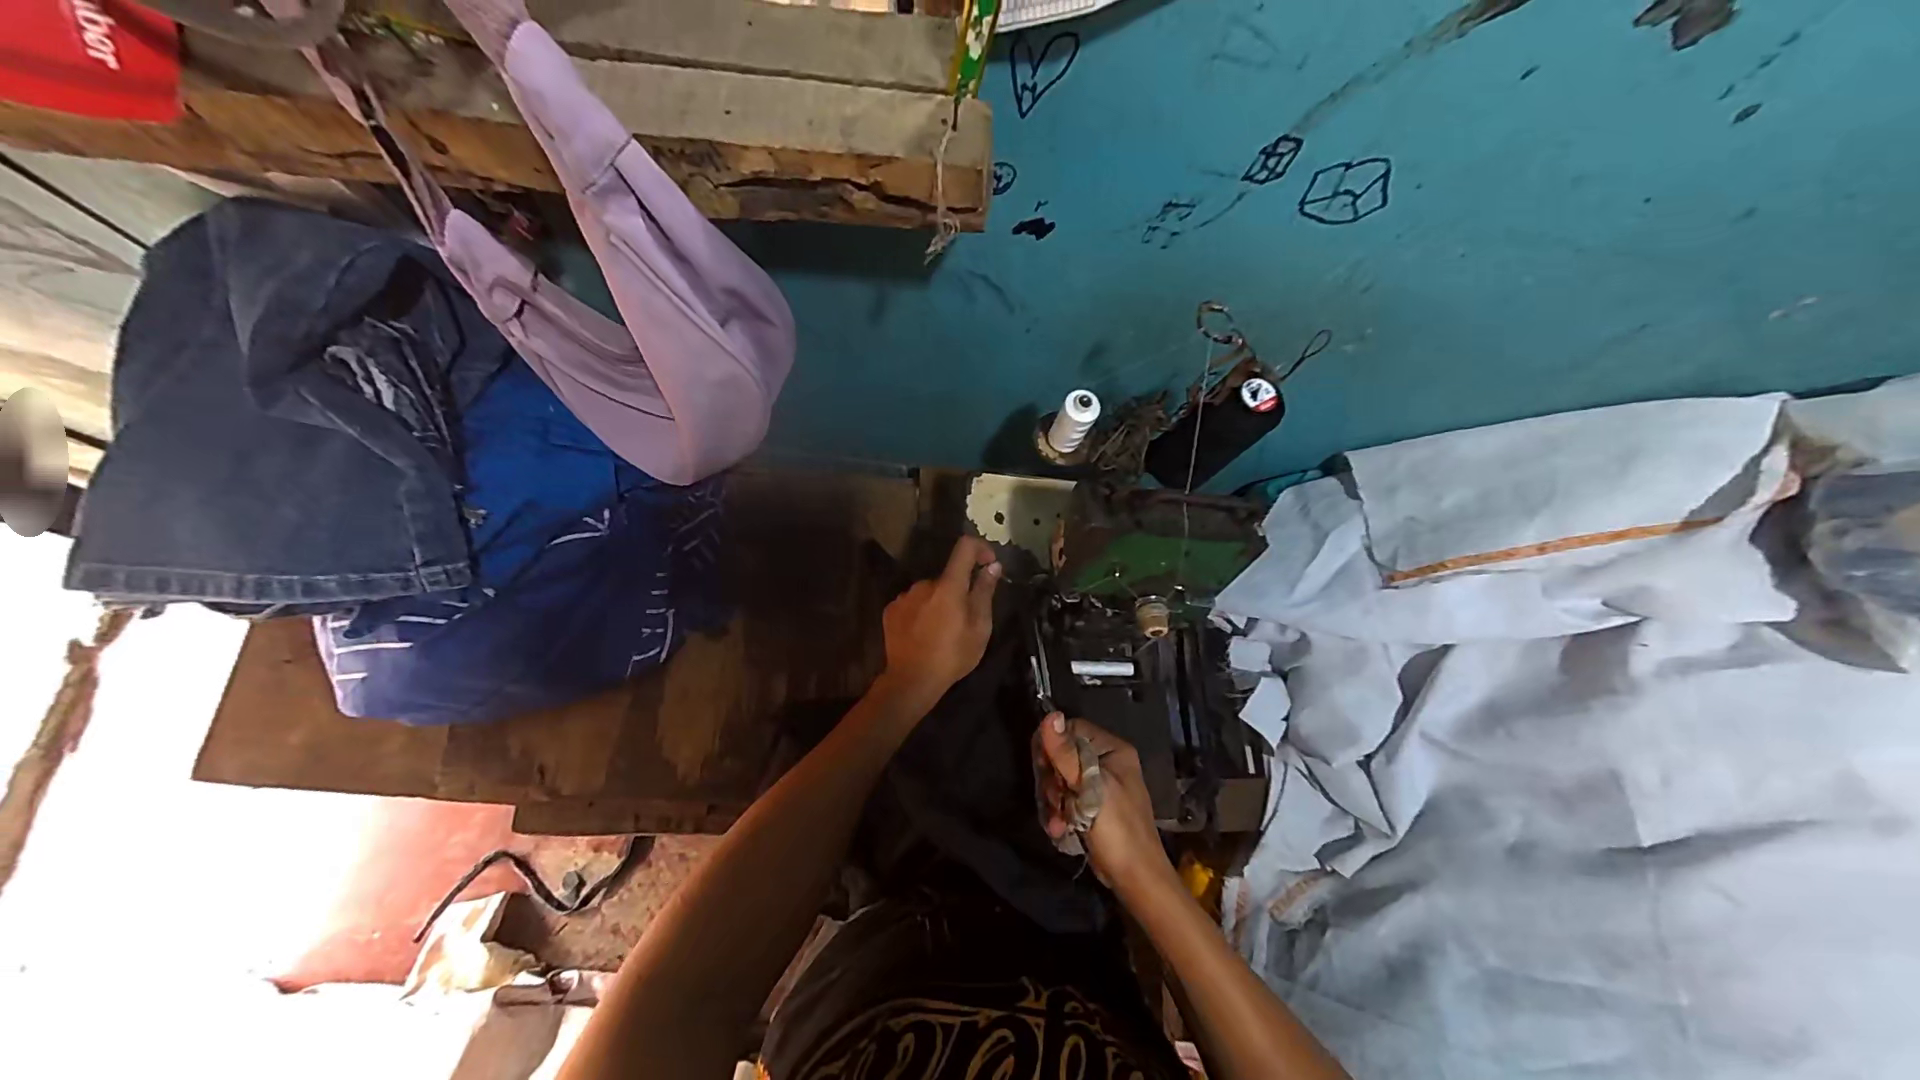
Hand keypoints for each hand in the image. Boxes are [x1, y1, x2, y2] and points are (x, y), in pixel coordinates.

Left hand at [879, 536, 1000, 706]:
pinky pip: (912, 604)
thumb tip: (992, 566)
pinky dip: (921, 612)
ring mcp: (904, 597)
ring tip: (943, 631)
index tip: (989, 563)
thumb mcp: (980, 627)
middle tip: (966, 618)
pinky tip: (924, 634)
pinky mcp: (891, 611)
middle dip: (958, 591)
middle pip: (947, 577)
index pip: (964, 547)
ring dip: (939, 603)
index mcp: (949, 585)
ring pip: (929, 592)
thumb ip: (984, 592)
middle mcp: (923, 584)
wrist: (911, 680)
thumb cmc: (953, 655)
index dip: (980, 547)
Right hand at [1033, 714, 1170, 889]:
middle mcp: (1107, 762)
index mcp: (1113, 750)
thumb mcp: (1090, 788)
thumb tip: (1051, 715)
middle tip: (1056, 799)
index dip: (1053, 747)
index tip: (1045, 769)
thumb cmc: (1117, 829)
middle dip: (1052, 780)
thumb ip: (1066, 753)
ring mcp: (1099, 785)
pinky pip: (1065, 798)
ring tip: (1060, 820)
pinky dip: (1059, 813)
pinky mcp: (1091, 806)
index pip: (1071, 730)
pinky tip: (1060, 829)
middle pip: (1062, 755)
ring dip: (1054, 800)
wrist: (1135, 878)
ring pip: (1059, 778)